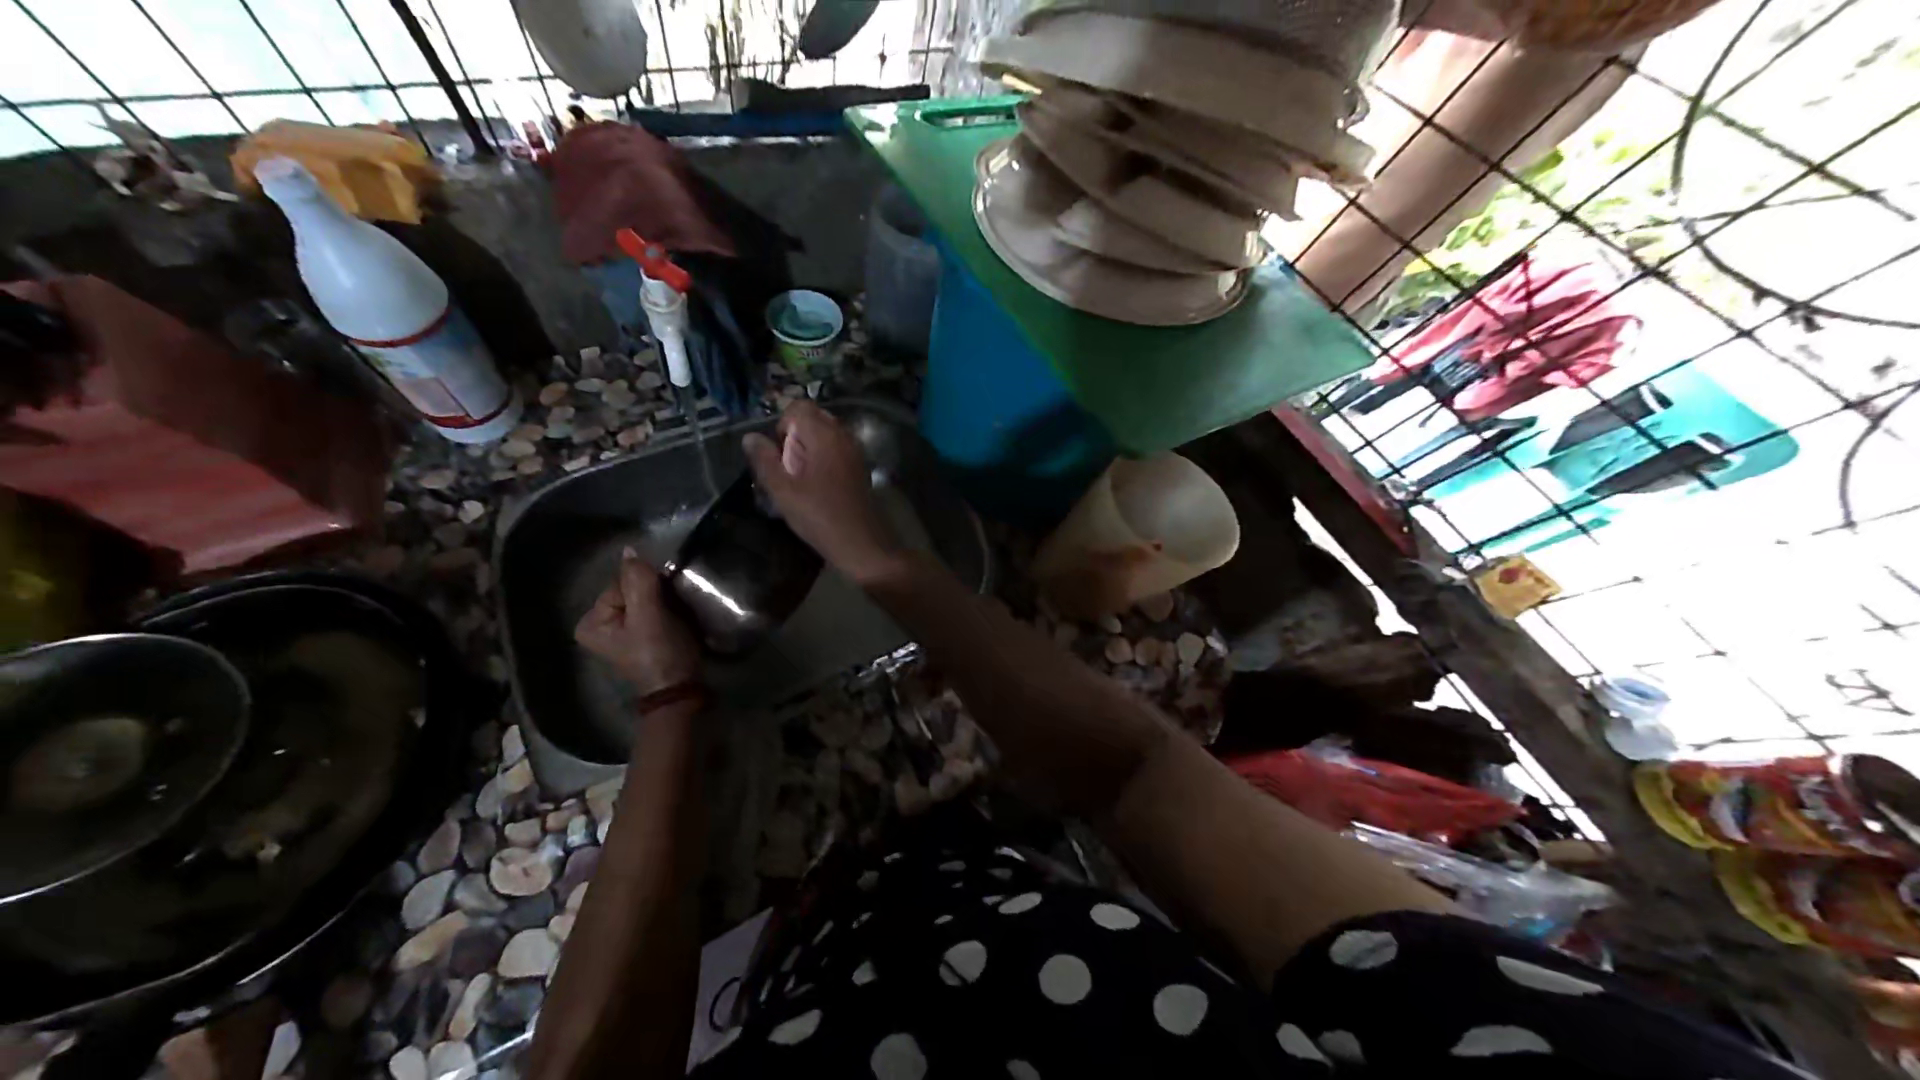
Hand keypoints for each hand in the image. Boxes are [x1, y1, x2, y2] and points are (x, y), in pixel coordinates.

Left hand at [574, 548, 701, 695]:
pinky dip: (665, 611)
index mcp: (590, 621)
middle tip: (670, 612)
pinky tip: (674, 622)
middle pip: (632, 590)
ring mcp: (619, 632)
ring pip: (644, 599)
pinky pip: (651, 610)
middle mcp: (598, 625)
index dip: (646, 588)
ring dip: (663, 602)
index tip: (662, 605)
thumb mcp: (649, 614)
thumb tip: (629, 550)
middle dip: (655, 594)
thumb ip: (638, 581)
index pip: (621, 583)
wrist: (681, 688)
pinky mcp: (639, 637)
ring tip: (675, 617)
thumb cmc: (660, 653)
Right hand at [742, 400, 902, 585]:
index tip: (779, 454)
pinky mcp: (859, 466)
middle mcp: (843, 435)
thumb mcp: (782, 490)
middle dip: (795, 435)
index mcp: (824, 435)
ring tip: (800, 476)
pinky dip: (823, 456)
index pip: (798, 407)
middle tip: (788, 466)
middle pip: (813, 417)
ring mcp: (855, 450)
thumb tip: (750, 437)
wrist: (860, 542)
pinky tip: (818, 483)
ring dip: (809, 446)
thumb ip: (764, 460)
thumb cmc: (818, 516)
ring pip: (826, 433)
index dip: (782, 425)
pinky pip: (837, 448)